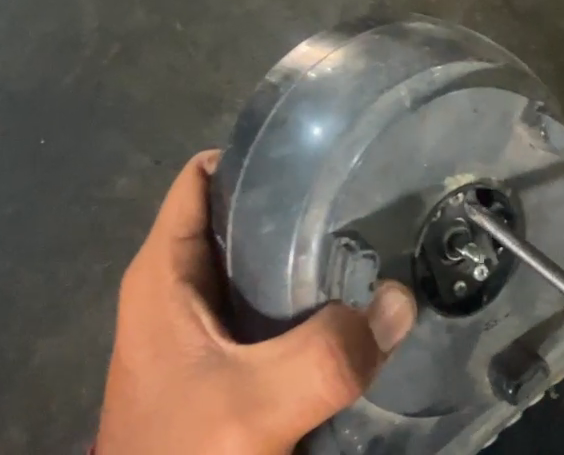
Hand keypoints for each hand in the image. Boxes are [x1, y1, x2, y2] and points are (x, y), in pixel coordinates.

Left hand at [95, 151, 418, 454]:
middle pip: (232, 219)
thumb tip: (401, 300)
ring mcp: (193, 330)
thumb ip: (326, 356)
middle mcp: (173, 288)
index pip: (202, 177)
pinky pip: (259, 313)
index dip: (252, 157)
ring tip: (362, 246)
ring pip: (249, 268)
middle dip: (289, 208)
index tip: (315, 157)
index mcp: (162, 271)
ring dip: (298, 260)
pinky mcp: (213, 366)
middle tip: (356, 202)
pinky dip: (297, 305)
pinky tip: (342, 309)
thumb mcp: (253, 407)